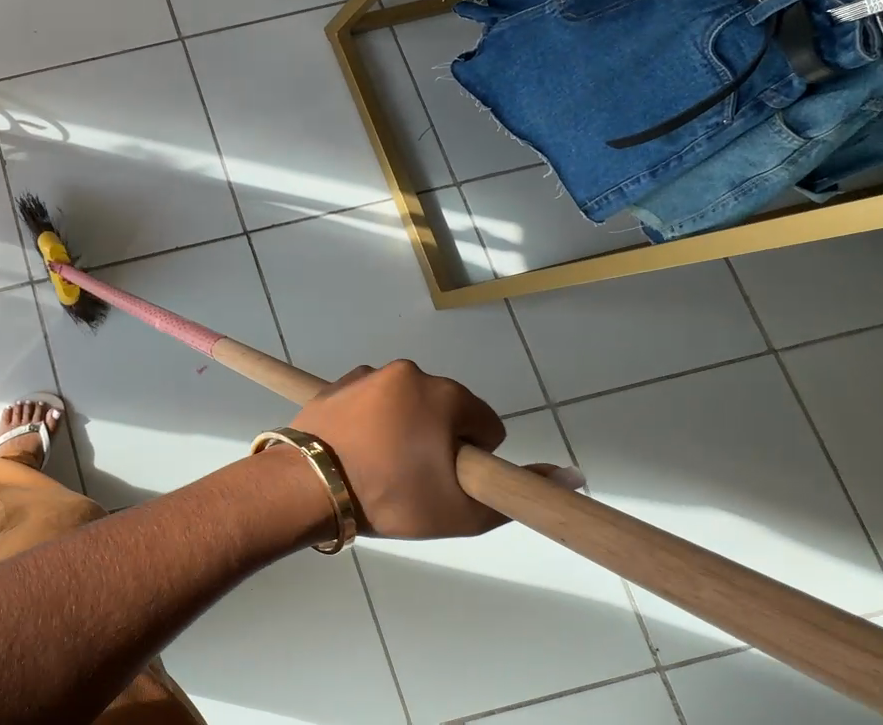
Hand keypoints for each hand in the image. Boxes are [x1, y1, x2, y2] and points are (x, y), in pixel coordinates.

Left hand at [290, 359, 570, 538]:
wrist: (308, 484)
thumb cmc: (392, 496)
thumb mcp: (466, 509)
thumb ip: (518, 492)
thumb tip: (574, 476)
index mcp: (439, 391)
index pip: (483, 423)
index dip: (472, 457)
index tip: (445, 478)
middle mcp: (401, 372)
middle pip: (442, 410)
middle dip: (437, 440)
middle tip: (412, 476)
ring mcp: (362, 376)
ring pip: (403, 407)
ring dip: (402, 430)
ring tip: (381, 466)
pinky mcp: (331, 387)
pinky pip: (368, 405)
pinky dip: (370, 423)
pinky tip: (356, 451)